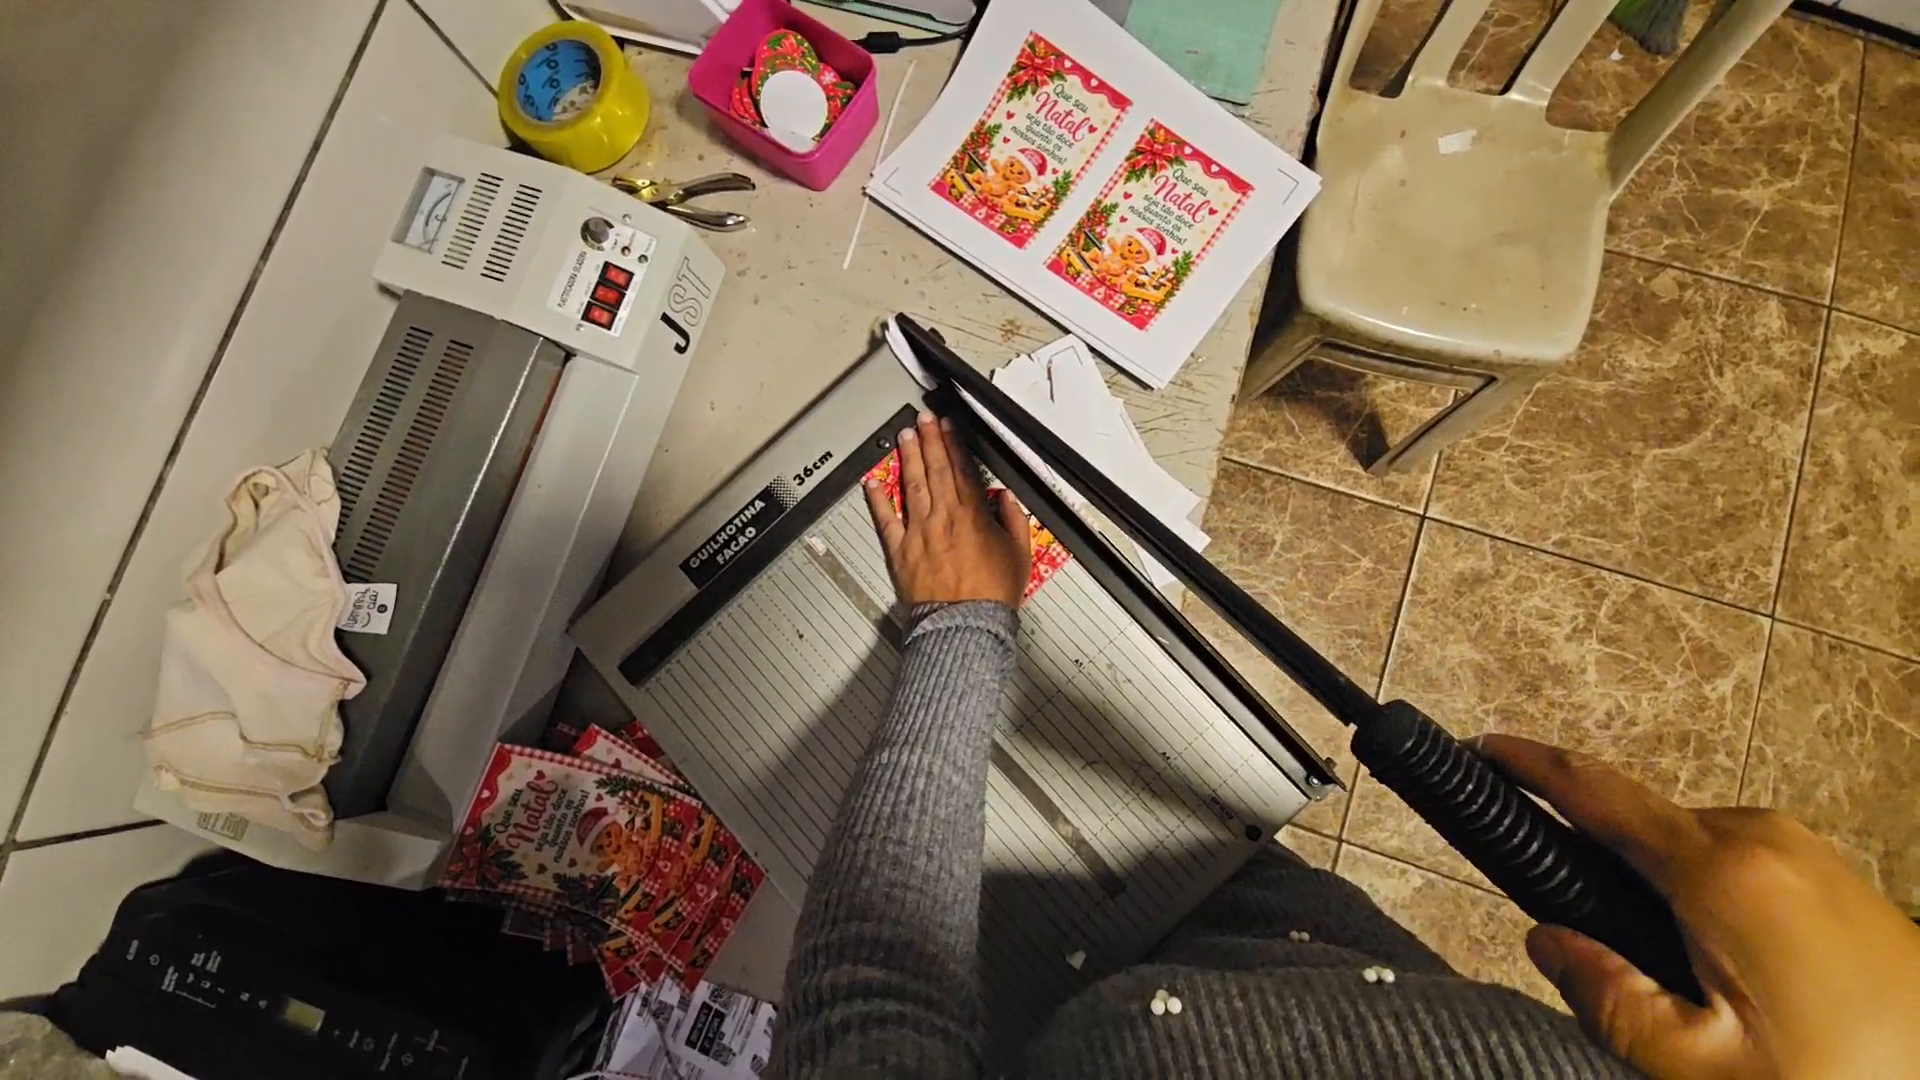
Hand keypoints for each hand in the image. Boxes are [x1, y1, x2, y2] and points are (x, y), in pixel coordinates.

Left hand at [865, 411, 1031, 607]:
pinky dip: (878, 500)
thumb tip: (1006, 499)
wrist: (963, 625)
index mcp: (972, 515)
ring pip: (912, 485)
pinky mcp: (900, 551)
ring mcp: (919, 532)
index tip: (948, 426)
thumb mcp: (1019, 555)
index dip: (954, 444)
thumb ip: (1014, 521)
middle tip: (924, 419)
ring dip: (907, 457)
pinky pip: (886, 520)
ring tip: (904, 436)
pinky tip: (872, 482)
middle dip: (929, 440)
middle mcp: (943, 517)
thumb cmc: (991, 595)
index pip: (962, 469)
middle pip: (935, 470)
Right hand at [1475, 734, 1919, 1077]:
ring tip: (1658, 953)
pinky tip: (1717, 955)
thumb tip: (1547, 941)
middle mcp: (1761, 838)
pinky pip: (1732, 859)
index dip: (1526, 762)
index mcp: (1721, 868)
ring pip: (1683, 840)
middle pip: (1635, 818)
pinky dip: (1694, 884)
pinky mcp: (1840, 880)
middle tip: (1578, 916)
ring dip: (1646, 872)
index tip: (1476, 746)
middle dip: (1590, 846)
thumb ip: (1605, 996)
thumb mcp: (1702, 1070)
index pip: (1592, 790)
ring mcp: (1809, 854)